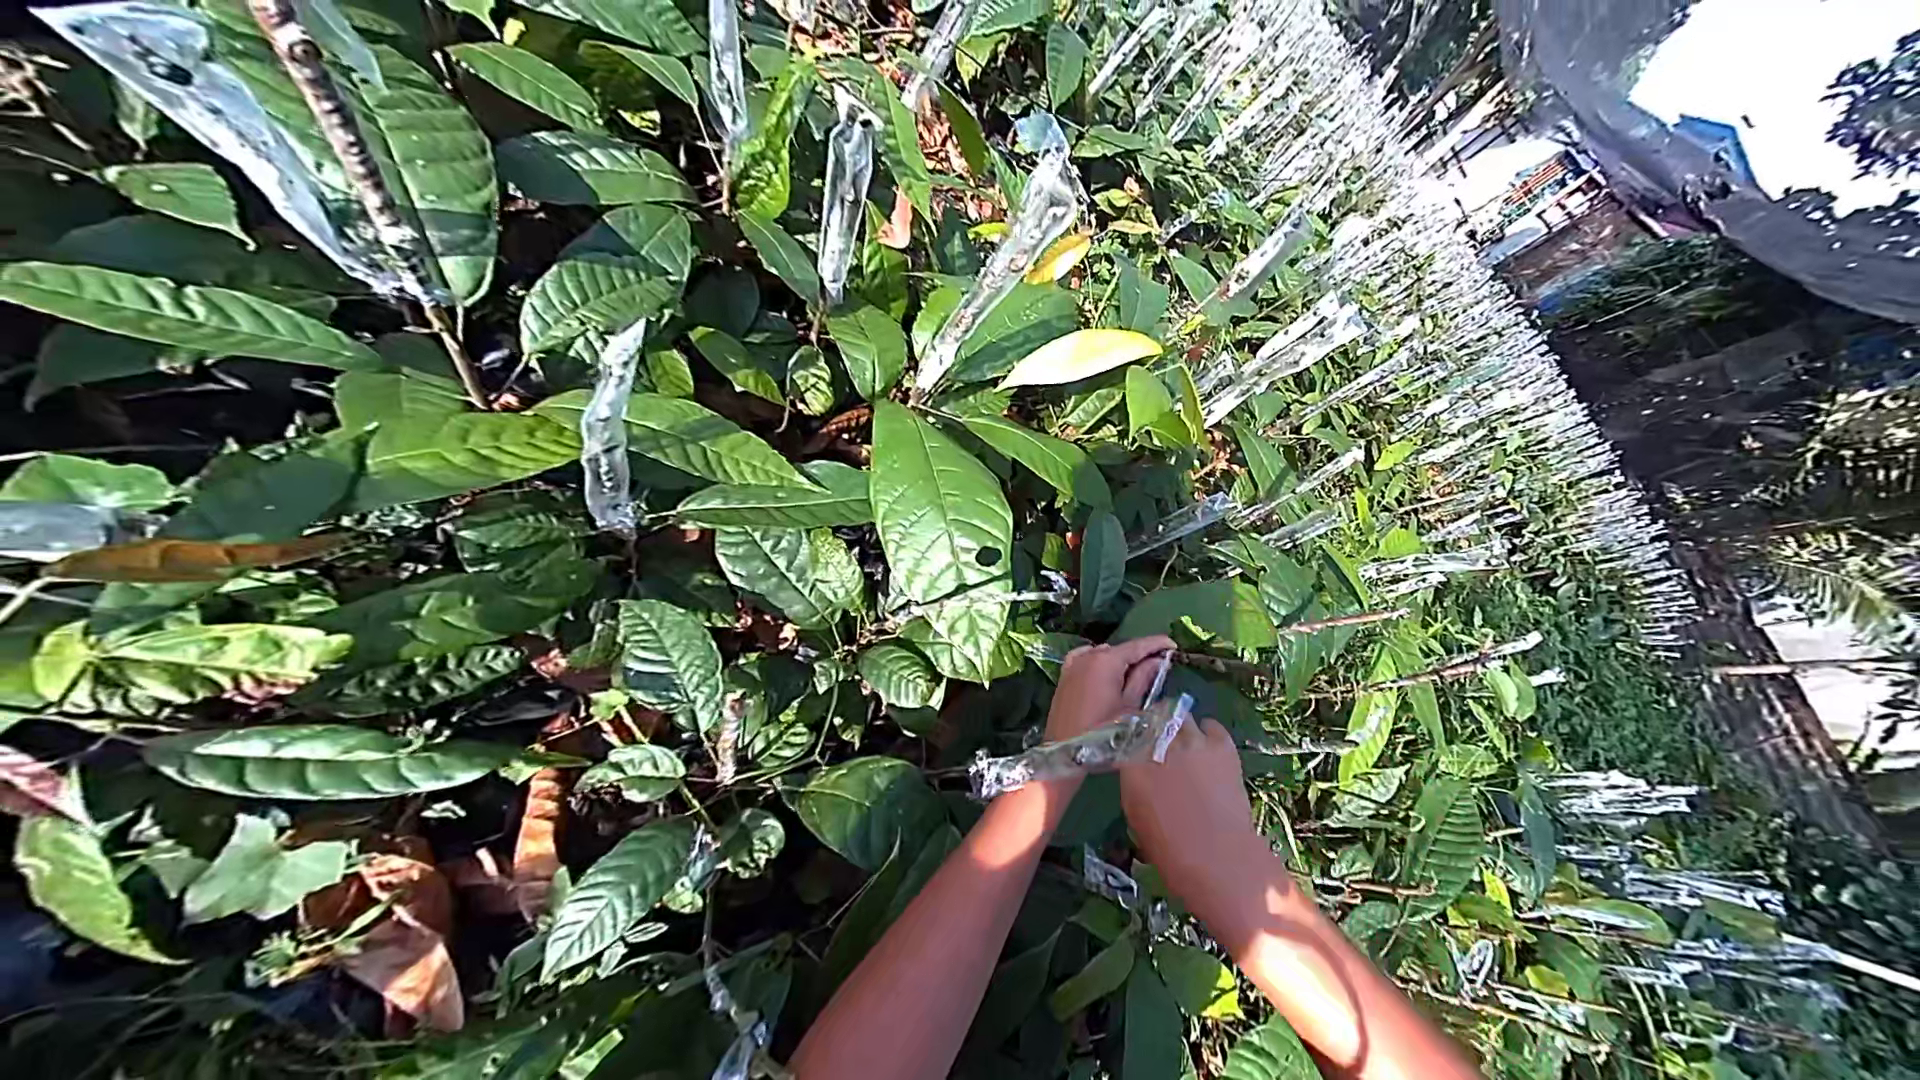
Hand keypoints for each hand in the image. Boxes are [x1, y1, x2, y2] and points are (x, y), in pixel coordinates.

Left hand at [1044, 636, 1175, 741]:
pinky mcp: (1065, 675)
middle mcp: (1088, 656)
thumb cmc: (1102, 734)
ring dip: (1120, 661)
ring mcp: (1073, 664)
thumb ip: (1144, 680)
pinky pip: (1086, 659)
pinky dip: (1099, 662)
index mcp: (1106, 661)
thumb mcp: (1130, 708)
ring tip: (1136, 675)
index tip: (1173, 644)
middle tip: (1160, 666)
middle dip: (1140, 655)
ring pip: (1103, 654)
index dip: (1157, 644)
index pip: (1137, 646)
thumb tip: (1157, 661)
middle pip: (1120, 650)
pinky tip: (1108, 672)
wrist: (1065, 753)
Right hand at [1119, 717, 1268, 908]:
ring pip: (1180, 715)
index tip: (1131, 737)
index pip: (1124, 728)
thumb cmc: (1170, 849)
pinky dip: (1208, 732)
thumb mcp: (1134, 812)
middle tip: (1158, 740)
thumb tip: (1139, 768)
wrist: (1220, 860)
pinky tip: (1208, 748)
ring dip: (1179, 725)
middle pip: (1153, 716)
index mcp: (1132, 762)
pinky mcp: (1222, 745)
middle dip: (1154, 724)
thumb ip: (1133, 780)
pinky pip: (1211, 726)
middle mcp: (1159, 743)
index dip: (1128, 731)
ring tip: (1184, 742)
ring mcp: (1192, 741)